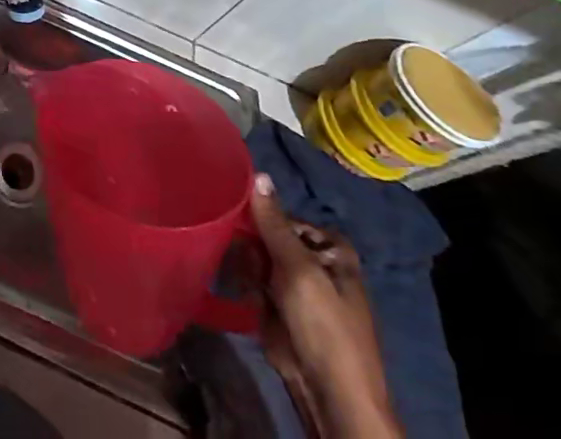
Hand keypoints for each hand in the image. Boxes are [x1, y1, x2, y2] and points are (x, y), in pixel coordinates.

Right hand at [251, 174, 402, 438]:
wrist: (326, 386)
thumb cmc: (324, 324)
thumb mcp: (299, 269)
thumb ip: (274, 224)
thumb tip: (259, 175)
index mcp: (330, 249)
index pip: (286, 215)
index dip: (259, 211)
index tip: (231, 207)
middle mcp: (312, 261)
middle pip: (267, 233)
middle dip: (249, 239)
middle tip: (236, 248)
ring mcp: (292, 282)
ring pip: (254, 254)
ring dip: (244, 261)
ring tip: (245, 277)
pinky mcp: (274, 301)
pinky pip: (250, 276)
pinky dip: (242, 279)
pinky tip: (242, 288)